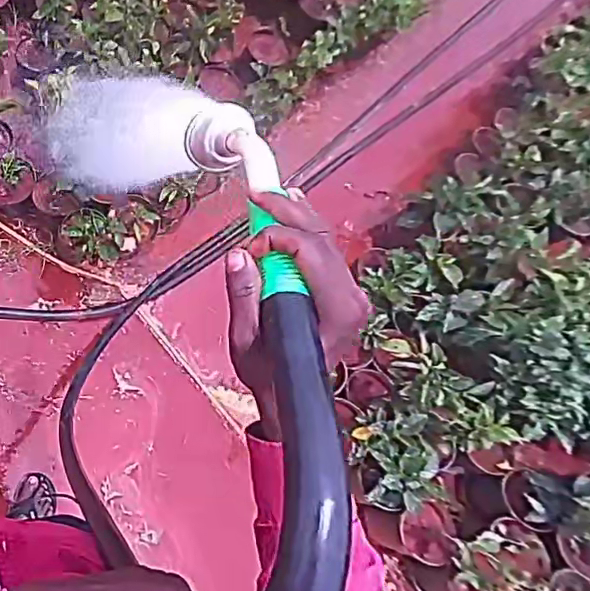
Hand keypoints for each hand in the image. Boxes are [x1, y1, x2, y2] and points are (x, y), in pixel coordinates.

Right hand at [224, 188, 371, 439]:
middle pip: (319, 237)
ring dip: (296, 213)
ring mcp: (349, 294)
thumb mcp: (246, 339)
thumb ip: (244, 295)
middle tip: (257, 193)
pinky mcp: (339, 291)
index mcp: (335, 310)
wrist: (291, 397)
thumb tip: (239, 255)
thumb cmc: (270, 374)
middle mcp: (351, 298)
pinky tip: (291, 209)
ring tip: (270, 195)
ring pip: (324, 239)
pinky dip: (303, 227)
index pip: (309, 251)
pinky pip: (323, 250)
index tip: (247, 246)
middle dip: (287, 210)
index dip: (276, 237)